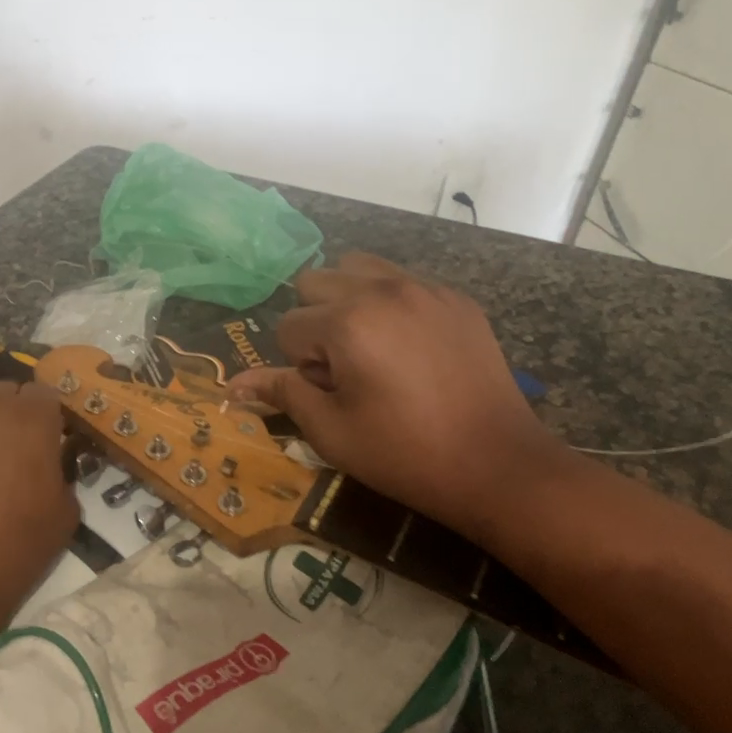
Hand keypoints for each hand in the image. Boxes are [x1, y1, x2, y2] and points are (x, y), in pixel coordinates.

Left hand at [0, 381, 77, 649]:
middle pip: (6, 394)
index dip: (51, 415)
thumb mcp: (64, 517)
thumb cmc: (13, 552)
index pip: (46, 392)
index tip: (53, 440)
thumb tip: (52, 465)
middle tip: (21, 454)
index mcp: (30, 423)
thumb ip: (63, 475)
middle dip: (16, 416)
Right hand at [225, 253, 572, 534]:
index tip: (331, 394)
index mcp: (347, 322)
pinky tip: (411, 350)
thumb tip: (234, 383)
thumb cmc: (404, 454)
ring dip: (349, 300)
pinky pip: (403, 280)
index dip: (300, 365)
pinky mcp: (456, 299)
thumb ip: (282, 393)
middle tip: (345, 368)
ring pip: (358, 267)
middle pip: (316, 281)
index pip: (289, 326)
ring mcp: (425, 288)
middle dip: (317, 322)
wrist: (497, 465)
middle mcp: (382, 289)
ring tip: (371, 348)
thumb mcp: (331, 431)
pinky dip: (391, 304)